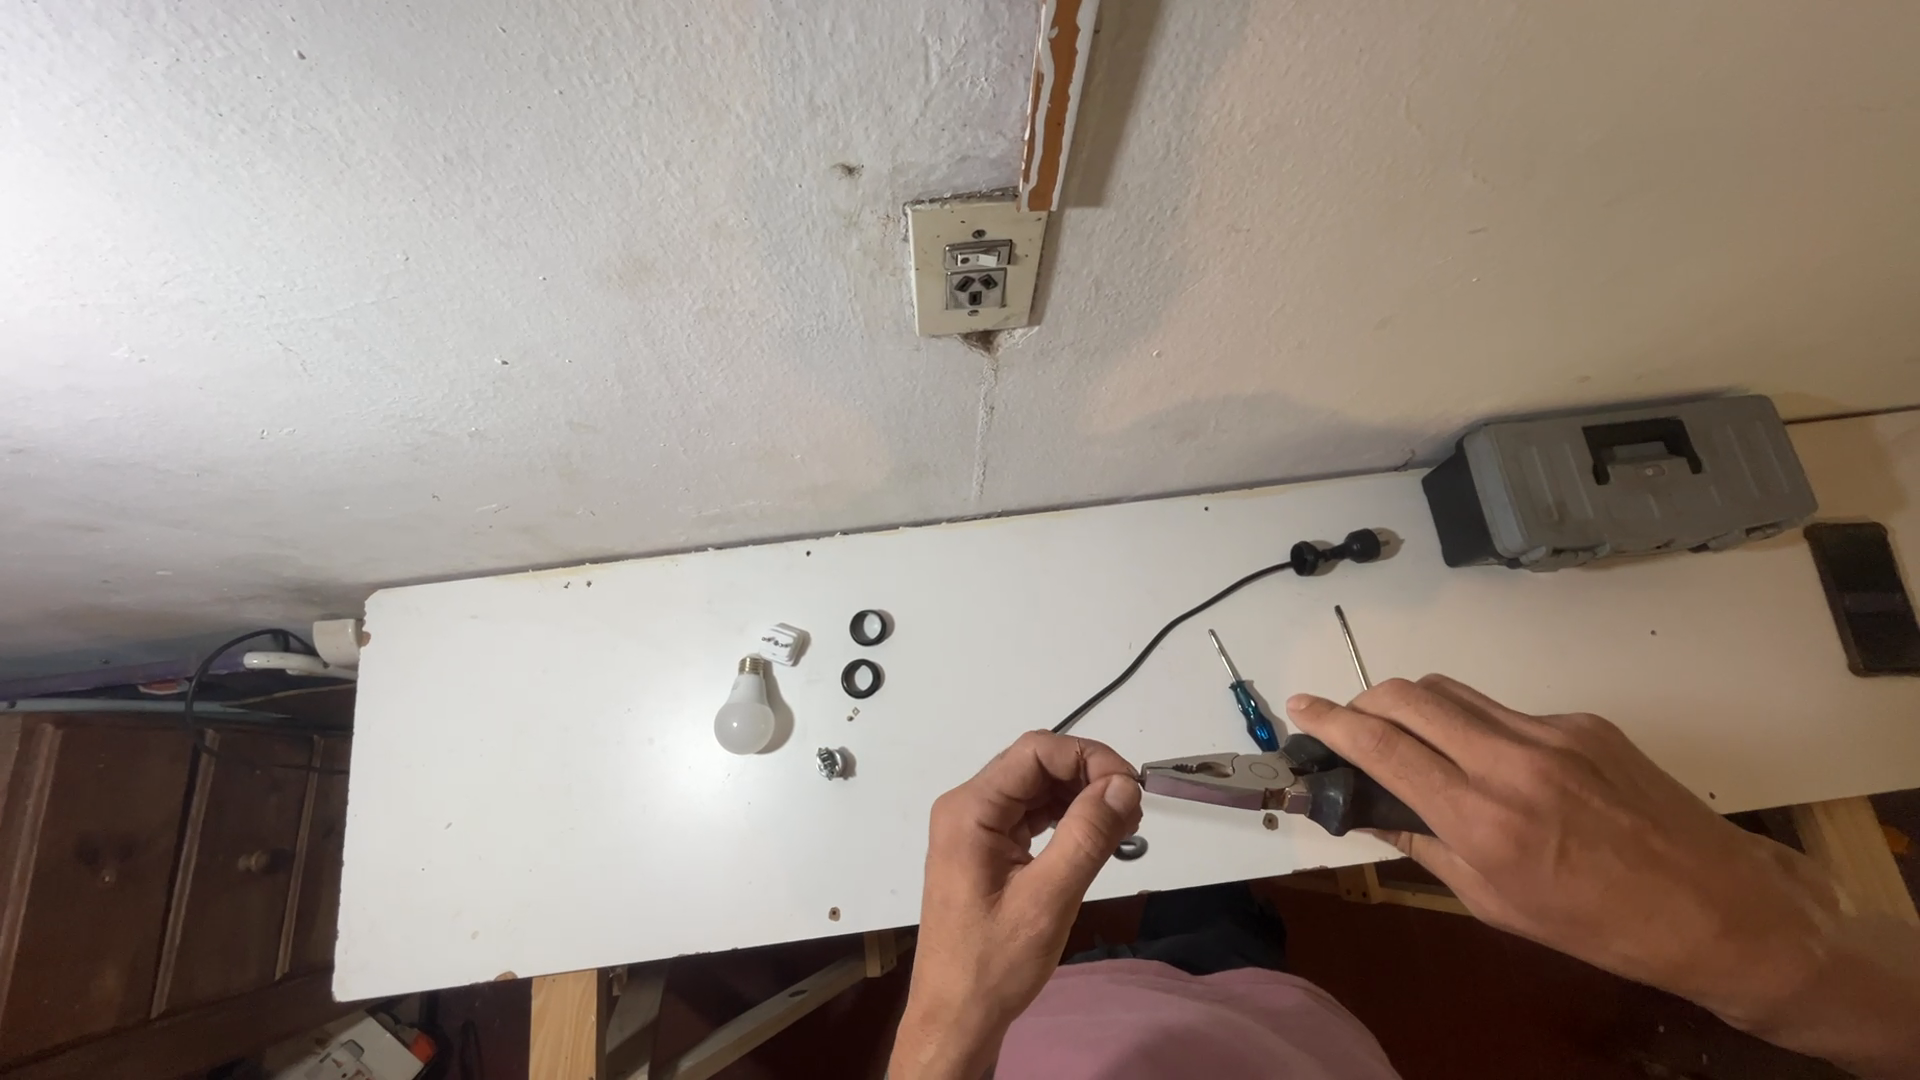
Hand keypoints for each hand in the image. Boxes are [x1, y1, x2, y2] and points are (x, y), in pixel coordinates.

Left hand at [889, 731, 1142, 1079]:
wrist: (954, 1017)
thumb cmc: (993, 963)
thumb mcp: (1047, 900)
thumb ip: (1086, 836)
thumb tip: (1124, 784)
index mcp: (970, 808)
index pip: (1034, 751)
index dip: (1086, 757)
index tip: (1129, 788)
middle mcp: (967, 805)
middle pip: (1034, 763)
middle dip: (1087, 775)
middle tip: (1131, 809)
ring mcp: (974, 825)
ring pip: (1035, 787)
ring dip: (1079, 795)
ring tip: (1121, 823)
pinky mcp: (985, 846)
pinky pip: (1029, 813)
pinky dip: (1064, 817)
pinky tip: (1093, 834)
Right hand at [1285, 677, 1840, 1029]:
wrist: (1726, 912)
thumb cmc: (1597, 925)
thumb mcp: (1491, 900)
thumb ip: (1419, 842)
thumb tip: (1364, 807)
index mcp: (1482, 820)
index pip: (1382, 747)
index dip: (1330, 721)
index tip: (1301, 706)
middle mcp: (1510, 764)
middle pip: (1407, 695)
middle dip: (1364, 700)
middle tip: (1356, 723)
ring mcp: (1551, 734)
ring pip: (1449, 690)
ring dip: (1413, 705)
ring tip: (1415, 737)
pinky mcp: (1583, 723)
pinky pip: (1503, 710)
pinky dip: (1476, 726)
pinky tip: (1498, 763)